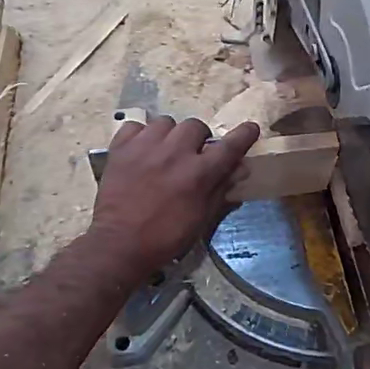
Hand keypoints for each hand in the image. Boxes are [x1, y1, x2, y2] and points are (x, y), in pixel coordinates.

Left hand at [89, 116, 260, 270]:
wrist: (119, 245)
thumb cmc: (166, 237)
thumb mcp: (202, 217)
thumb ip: (221, 188)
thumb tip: (240, 168)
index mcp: (199, 173)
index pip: (230, 145)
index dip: (244, 134)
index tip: (250, 128)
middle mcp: (174, 153)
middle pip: (196, 126)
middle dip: (199, 138)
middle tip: (193, 154)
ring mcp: (145, 148)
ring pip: (166, 123)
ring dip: (171, 135)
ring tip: (165, 151)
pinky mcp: (120, 149)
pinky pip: (135, 127)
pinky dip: (141, 135)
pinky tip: (142, 150)